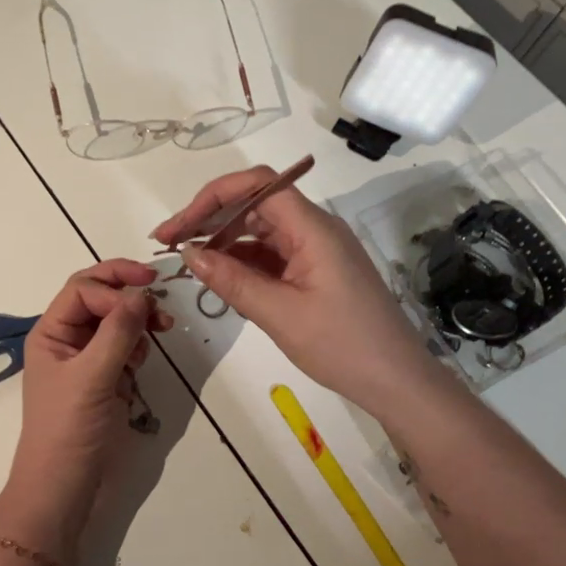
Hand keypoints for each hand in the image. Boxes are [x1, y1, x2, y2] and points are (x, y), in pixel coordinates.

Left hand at [0, 260, 169, 552]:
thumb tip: (142, 294)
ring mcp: (85, 361)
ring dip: (137, 324)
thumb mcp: (92, 376)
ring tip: (158, 335)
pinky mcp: (103, 381)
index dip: (115, 287)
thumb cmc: (69, 429)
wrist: (63, 487)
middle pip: (100, 300)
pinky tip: (140, 365)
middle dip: (130, 297)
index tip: (148, 299)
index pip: (84, 289)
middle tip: (163, 307)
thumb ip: (117, 332)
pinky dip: (136, 349)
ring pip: (116, 323)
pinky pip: (123, 349)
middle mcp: (66, 340)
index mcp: (50, 332)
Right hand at [151, 165, 436, 411]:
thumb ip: (232, 281)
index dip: (212, 196)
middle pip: (254, 204)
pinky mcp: (315, 271)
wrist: (396, 381)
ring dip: (222, 241)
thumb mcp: (280, 314)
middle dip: (209, 218)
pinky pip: (271, 254)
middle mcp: (314, 229)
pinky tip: (218, 278)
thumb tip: (188, 254)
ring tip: (186, 262)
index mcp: (312, 227)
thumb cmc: (343, 346)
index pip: (257, 185)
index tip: (179, 225)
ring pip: (259, 230)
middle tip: (168, 243)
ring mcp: (315, 250)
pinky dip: (242, 262)